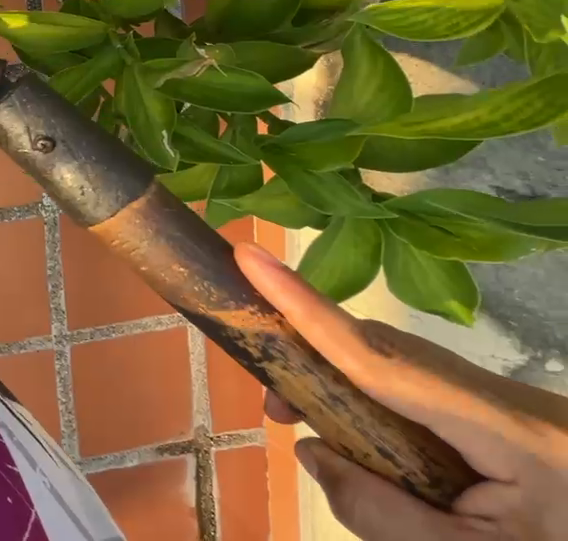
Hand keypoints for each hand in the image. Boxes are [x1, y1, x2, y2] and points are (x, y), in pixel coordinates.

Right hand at [236, 242, 567, 539]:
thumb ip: (381, 515)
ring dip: (347, 390)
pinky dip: (381, 406)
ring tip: (324, 439)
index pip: (384, 361)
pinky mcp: (516, 417)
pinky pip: (425, 390)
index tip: (251, 256)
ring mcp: (519, 406)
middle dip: (317, 365)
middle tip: (276, 411)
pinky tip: (378, 449)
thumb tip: (311, 453)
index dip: (307, 308)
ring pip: (402, 369)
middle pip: (387, 356)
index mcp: (516, 435)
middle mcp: (515, 402)